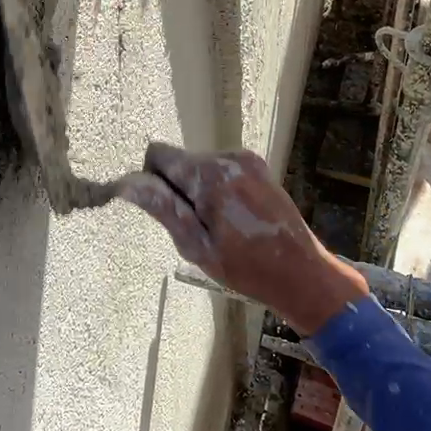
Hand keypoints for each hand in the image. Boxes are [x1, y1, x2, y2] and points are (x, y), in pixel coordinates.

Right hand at [118, 142, 368, 333]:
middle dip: (179, 190)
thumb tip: (126, 183)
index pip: (158, 154)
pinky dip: (217, 190)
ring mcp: (247, 160)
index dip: (153, 182)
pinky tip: (234, 220)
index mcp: (210, 173)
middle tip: (199, 229)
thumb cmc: (247, 268)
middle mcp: (229, 156)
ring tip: (219, 228)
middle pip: (180, 162)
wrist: (303, 275)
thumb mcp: (196, 245)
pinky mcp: (259, 167)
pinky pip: (220, 171)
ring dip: (198, 192)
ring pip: (199, 167)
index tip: (168, 213)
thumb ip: (163, 208)